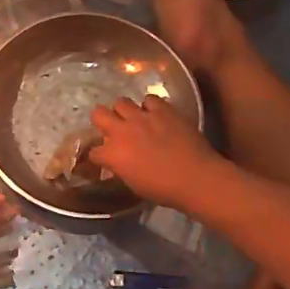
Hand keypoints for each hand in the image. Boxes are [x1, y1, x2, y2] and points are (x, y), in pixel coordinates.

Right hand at [89, 95, 223, 209]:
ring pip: (121, 101)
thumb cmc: (163, 189)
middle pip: (98, 113)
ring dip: (125, 111)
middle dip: (102, 120)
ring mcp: (142, 117)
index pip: (93, 151)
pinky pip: (150, 99)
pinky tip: (156, 114)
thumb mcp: (133, 183)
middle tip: (113, 127)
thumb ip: (121, 167)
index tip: (106, 158)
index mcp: (112, 154)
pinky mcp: (163, 110)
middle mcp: (122, 131)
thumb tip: (119, 162)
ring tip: (135, 119)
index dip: (99, 155)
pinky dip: (150, 106)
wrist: (196, 178)